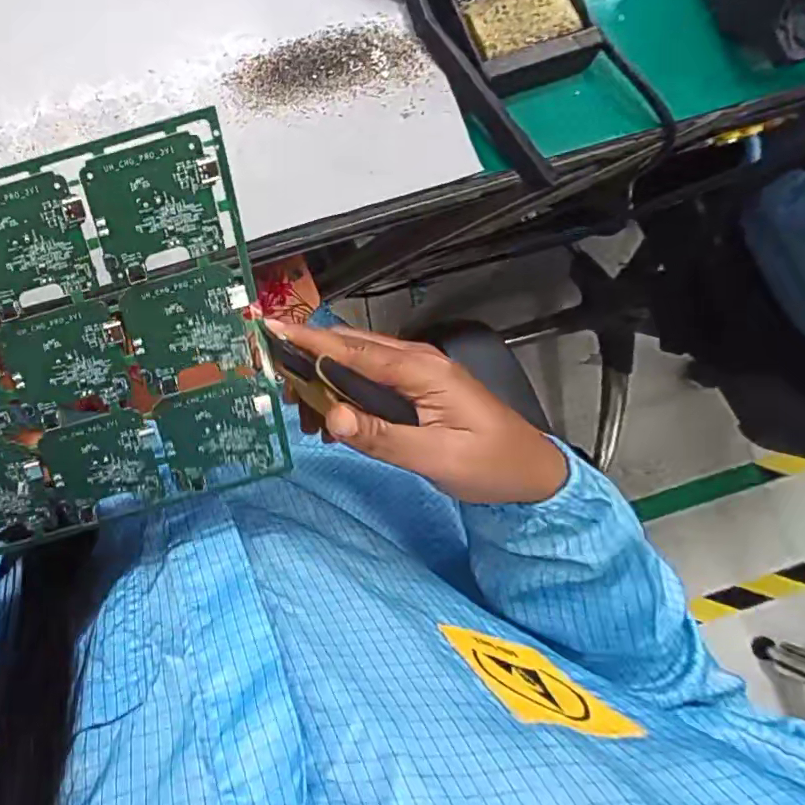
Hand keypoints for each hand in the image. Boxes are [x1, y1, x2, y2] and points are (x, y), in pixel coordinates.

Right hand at [265, 319, 567, 504]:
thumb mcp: (437, 457)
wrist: (531, 474)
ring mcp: (413, 372)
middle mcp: (415, 361)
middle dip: (306, 360)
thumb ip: (382, 437)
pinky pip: (364, 380)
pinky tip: (331, 420)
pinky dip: (339, 394)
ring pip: (352, 363)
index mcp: (422, 370)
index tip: (272, 331)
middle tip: (278, 385)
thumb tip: (332, 417)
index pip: (353, 349)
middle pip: (347, 348)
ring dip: (321, 382)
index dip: (309, 339)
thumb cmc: (492, 464)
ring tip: (304, 415)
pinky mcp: (411, 388)